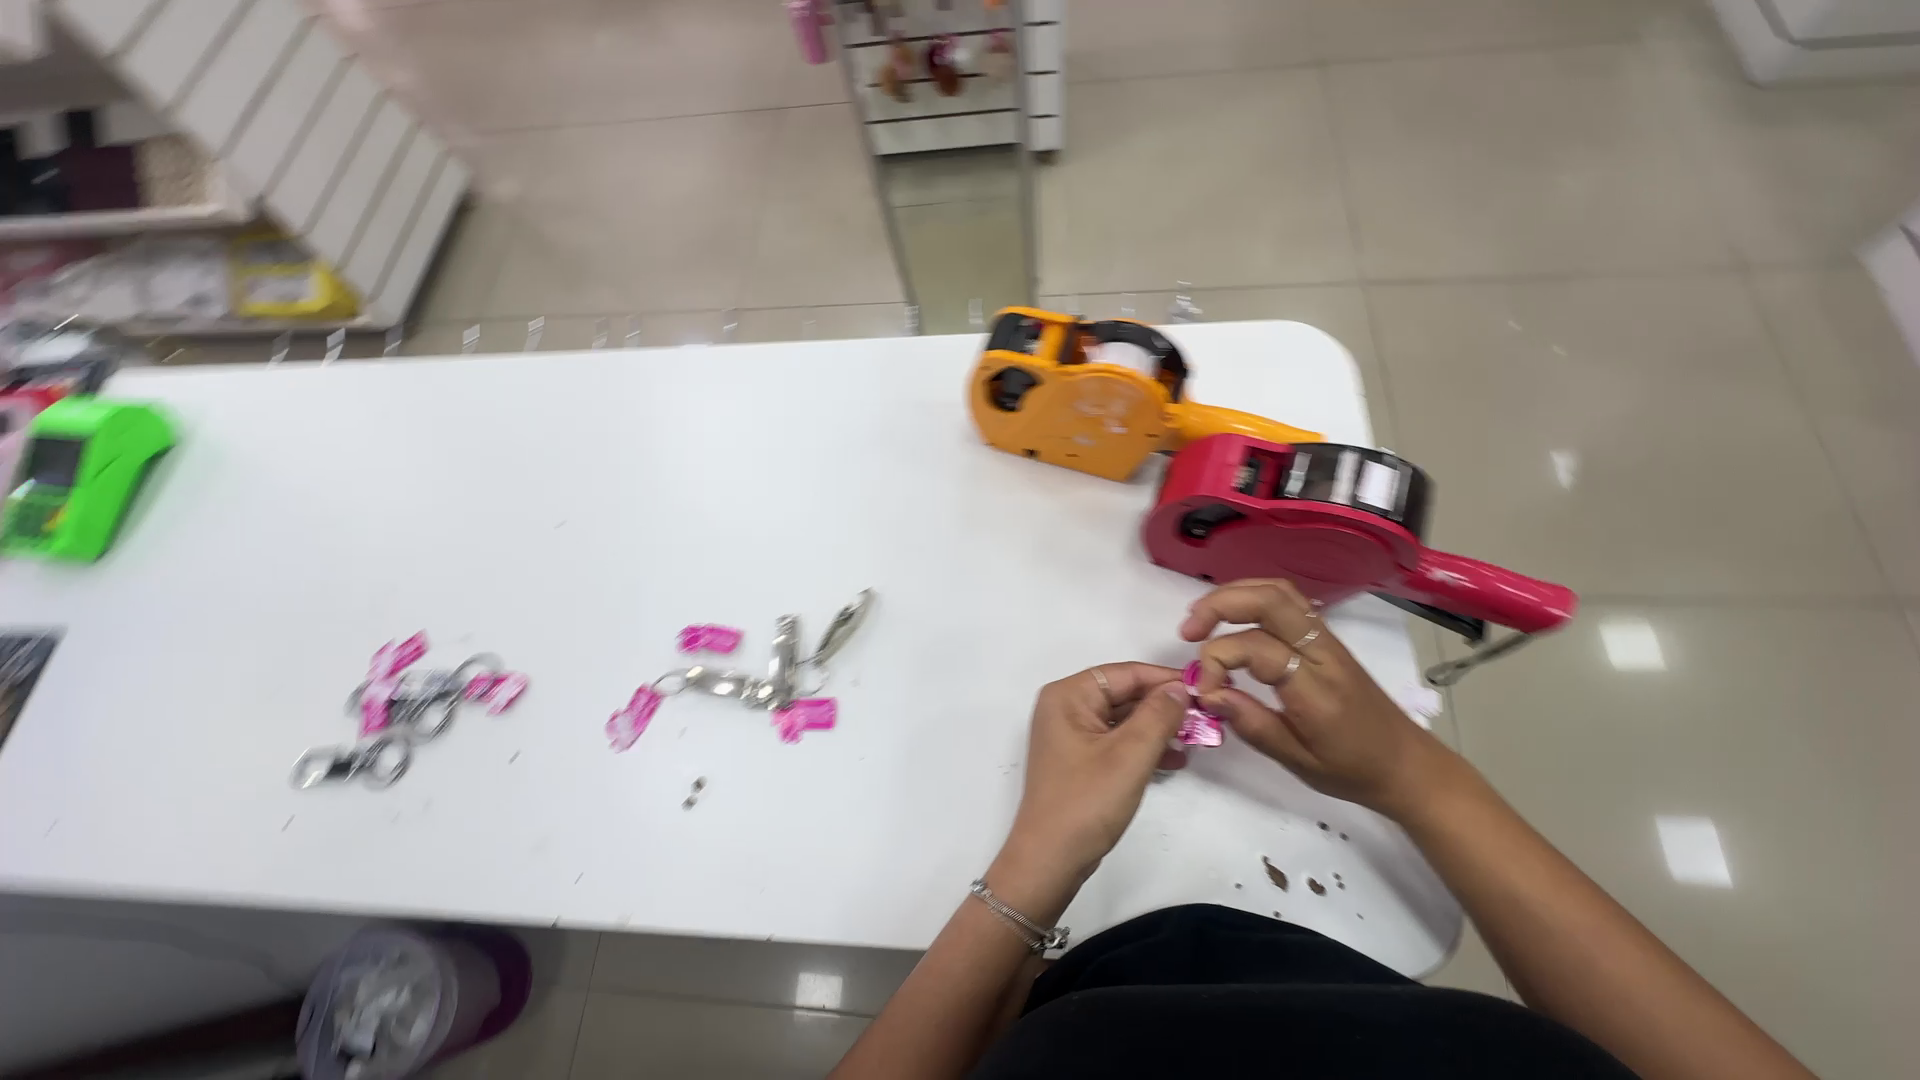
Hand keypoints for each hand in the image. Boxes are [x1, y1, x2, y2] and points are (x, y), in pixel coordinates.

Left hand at [1001, 663, 1188, 885]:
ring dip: (1158, 728)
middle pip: (1123, 694)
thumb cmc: (1087, 801)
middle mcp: (1064, 708)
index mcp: (1067, 696)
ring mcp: (1070, 736)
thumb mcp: (1130, 755)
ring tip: (1196, 739)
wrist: (1050, 860)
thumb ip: (1159, 715)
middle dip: (1163, 706)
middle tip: (1205, 716)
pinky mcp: (1079, 761)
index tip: (1205, 688)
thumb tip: (1180, 688)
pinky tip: (1175, 759)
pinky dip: (1143, 748)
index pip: (1124, 674)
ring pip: (1123, 719)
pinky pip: (1117, 742)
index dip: (1165, 679)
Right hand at [1180, 578, 1454, 819]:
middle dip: (1220, 604)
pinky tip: (1230, 619)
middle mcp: (1324, 653)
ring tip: (1201, 620)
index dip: (1218, 662)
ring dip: (1233, 595)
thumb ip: (1253, 725)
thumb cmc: (1352, 770)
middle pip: (1270, 599)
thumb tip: (1209, 695)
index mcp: (1317, 690)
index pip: (1258, 649)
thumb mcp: (1299, 762)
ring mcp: (1327, 640)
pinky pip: (1288, 601)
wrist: (1408, 766)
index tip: (1205, 691)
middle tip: (1188, 632)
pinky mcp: (1326, 638)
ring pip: (1279, 591)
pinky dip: (1252, 598)